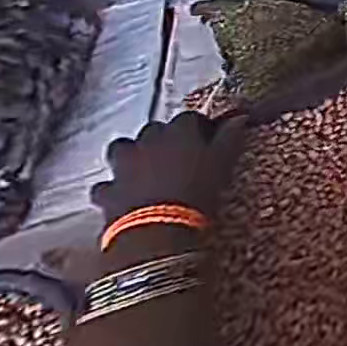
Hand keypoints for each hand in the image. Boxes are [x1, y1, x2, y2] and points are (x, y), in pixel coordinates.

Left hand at [94, 113, 246, 224]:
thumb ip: (229, 137)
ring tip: (144, 166)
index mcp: (178, 131)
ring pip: (122, 148)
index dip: (198, 127)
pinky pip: (107, 184)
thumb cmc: (198, 190)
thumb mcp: (222, 162)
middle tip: (178, 154)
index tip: (206, 138)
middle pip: (154, 129)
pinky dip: (114, 187)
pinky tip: (123, 194)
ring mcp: (124, 165)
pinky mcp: (108, 190)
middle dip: (163, 138)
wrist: (159, 228)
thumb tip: (239, 118)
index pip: (189, 118)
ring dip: (131, 153)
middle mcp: (148, 141)